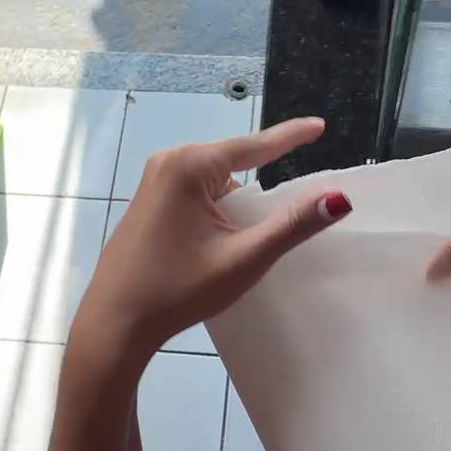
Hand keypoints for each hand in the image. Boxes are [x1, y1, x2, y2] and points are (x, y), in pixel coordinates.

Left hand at [72, 117, 351, 359]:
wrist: (113, 324)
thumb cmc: (178, 291)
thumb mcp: (244, 258)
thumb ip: (293, 225)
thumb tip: (338, 198)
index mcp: (191, 165)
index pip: (255, 145)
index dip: (291, 137)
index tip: (320, 125)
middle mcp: (170, 160)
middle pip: (234, 163)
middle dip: (257, 186)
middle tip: (270, 222)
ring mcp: (153, 178)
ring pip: (215, 179)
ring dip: (234, 202)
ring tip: (234, 245)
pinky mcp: (147, 197)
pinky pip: (195, 189)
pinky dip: (215, 207)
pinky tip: (213, 240)